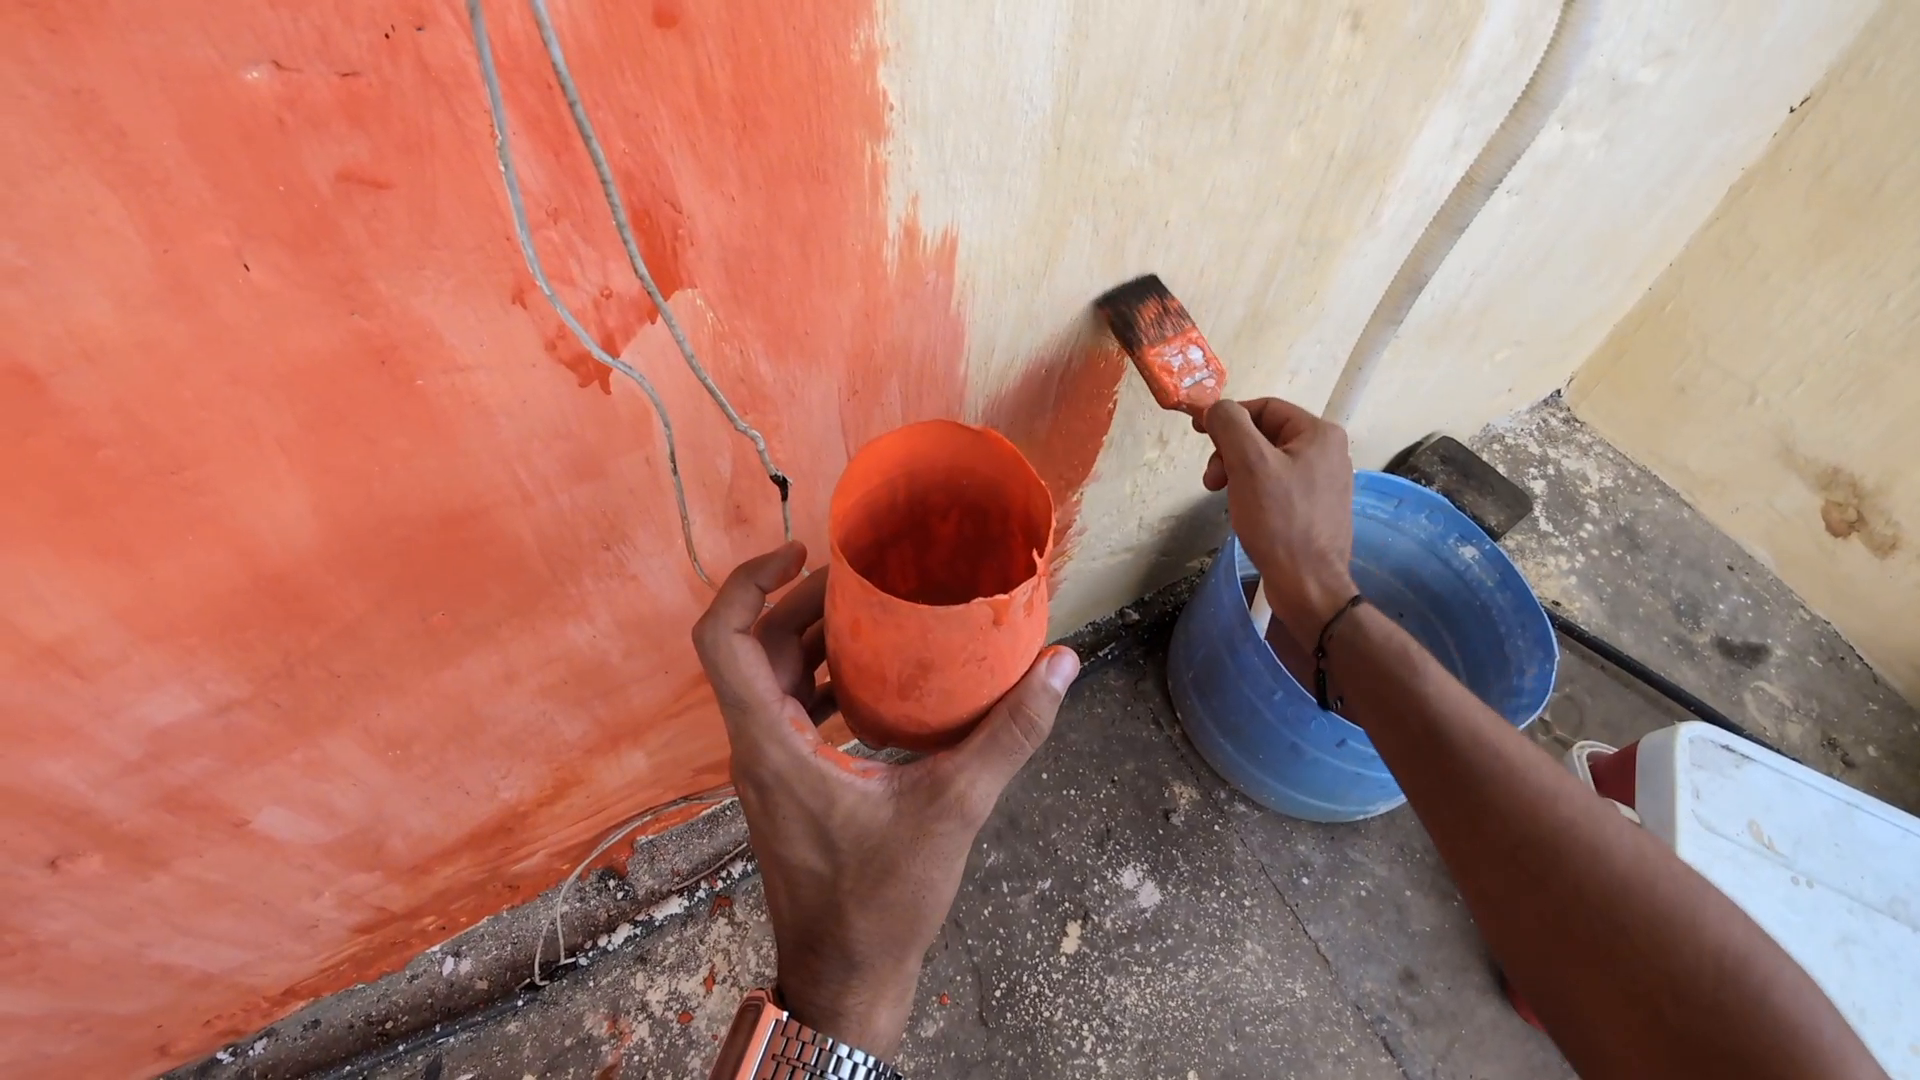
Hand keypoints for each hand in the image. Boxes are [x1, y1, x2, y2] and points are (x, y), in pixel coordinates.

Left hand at [692, 542, 1079, 1057]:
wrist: (846, 978)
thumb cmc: (884, 903)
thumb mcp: (955, 809)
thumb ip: (1011, 735)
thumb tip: (1062, 665)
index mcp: (770, 743)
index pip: (722, 640)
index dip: (748, 582)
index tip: (798, 552)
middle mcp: (756, 747)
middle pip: (753, 648)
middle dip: (798, 601)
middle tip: (860, 575)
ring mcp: (767, 767)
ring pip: (769, 677)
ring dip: (810, 638)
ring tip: (869, 610)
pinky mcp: (787, 783)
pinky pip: (790, 708)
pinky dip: (822, 678)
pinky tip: (874, 676)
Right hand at [1196, 397, 1358, 644]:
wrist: (1307, 582)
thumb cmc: (1279, 521)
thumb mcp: (1248, 465)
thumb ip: (1230, 425)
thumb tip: (1216, 408)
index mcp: (1319, 434)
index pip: (1264, 408)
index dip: (1228, 417)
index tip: (1200, 434)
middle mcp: (1327, 452)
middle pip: (1264, 435)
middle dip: (1230, 451)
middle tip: (1212, 480)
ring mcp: (1322, 481)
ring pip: (1267, 461)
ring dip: (1237, 472)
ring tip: (1223, 496)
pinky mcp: (1314, 507)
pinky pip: (1276, 485)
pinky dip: (1252, 491)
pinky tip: (1243, 511)